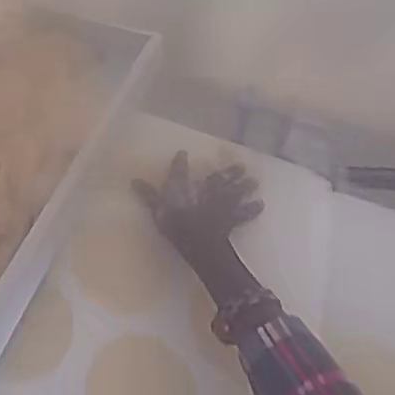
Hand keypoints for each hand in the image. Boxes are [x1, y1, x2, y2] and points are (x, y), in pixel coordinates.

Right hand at [132, 150, 262, 262]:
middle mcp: (205, 189)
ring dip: (245, 186)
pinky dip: (252, 209)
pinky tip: (261, 205)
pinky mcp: (231, 218)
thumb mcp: (158, 210)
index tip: (182, 152)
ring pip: (235, 191)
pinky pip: (244, 213)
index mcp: (186, 187)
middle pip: (218, 178)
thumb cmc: (176, 225)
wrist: (200, 241)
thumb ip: (148, 196)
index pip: (181, 171)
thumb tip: (133, 180)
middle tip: (240, 165)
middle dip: (229, 172)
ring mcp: (221, 203)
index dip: (180, 162)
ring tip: (255, 181)